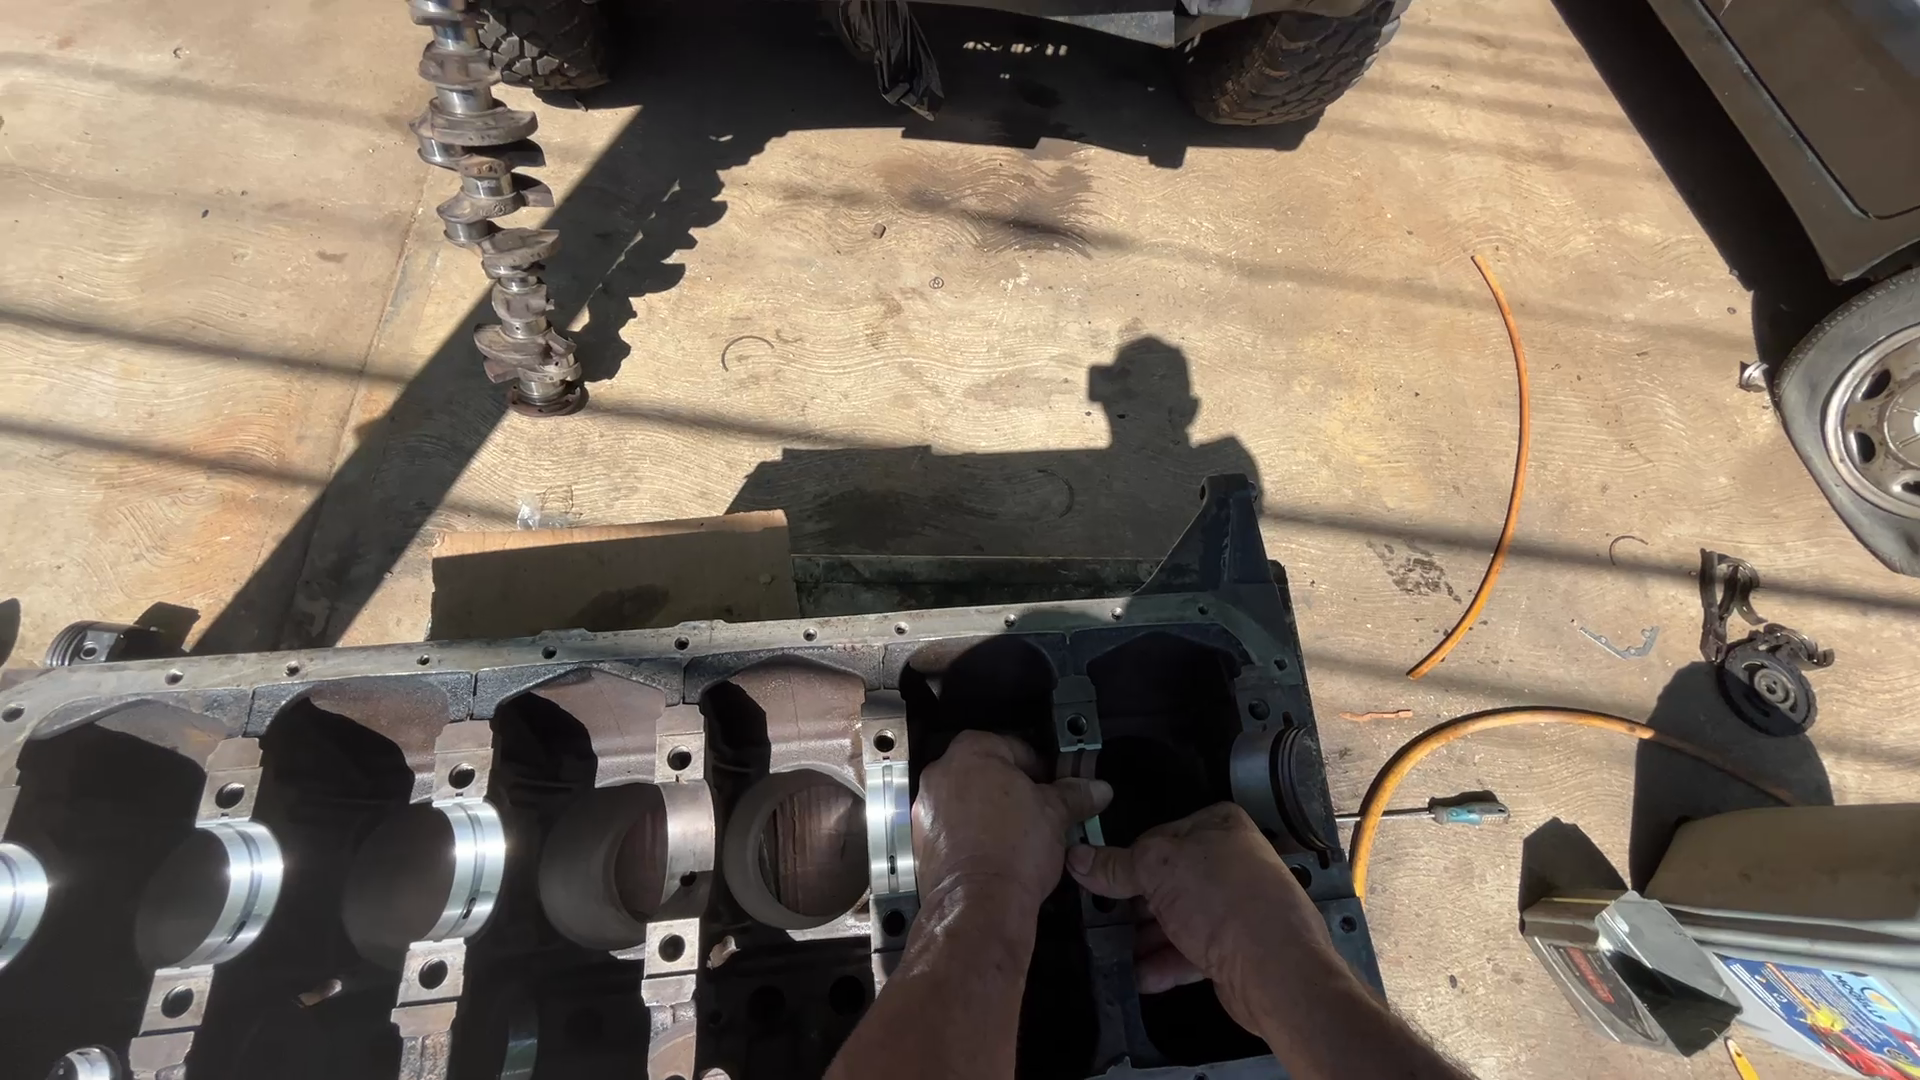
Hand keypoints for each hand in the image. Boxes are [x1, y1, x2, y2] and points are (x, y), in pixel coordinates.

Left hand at [912, 731, 1111, 917]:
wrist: (978, 905)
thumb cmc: (1010, 853)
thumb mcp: (1056, 814)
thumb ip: (1075, 794)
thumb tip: (1093, 789)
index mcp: (972, 751)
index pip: (1014, 746)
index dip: (1040, 766)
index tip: (1053, 784)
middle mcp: (942, 773)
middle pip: (986, 771)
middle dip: (1013, 789)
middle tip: (1039, 808)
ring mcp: (927, 808)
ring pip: (967, 800)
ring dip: (990, 812)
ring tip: (1018, 834)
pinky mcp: (922, 841)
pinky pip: (952, 828)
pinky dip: (971, 835)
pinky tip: (995, 851)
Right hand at [1066, 802, 1344, 1033]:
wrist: (1277, 970)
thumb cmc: (1224, 899)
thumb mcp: (1155, 868)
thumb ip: (1115, 865)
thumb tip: (1079, 857)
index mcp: (1218, 825)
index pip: (1159, 835)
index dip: (1128, 857)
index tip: (1101, 876)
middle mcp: (1230, 861)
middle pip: (1168, 879)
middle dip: (1135, 902)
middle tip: (1101, 916)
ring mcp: (1236, 907)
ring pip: (1178, 917)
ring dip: (1145, 936)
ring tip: (1113, 949)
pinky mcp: (1236, 948)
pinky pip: (1191, 950)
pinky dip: (1165, 962)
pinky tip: (1139, 975)